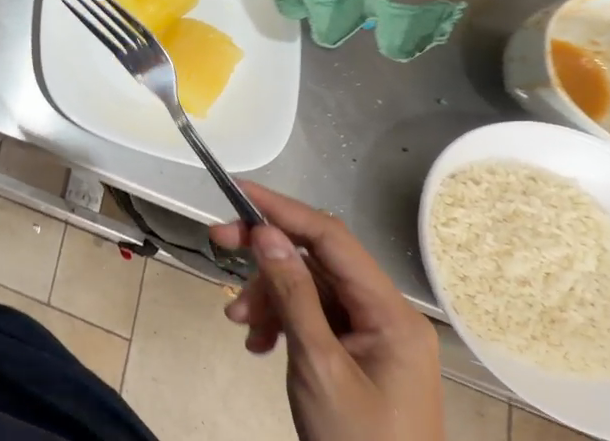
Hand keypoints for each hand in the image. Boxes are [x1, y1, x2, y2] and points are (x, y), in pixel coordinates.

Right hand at [208, 182, 442, 440]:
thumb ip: (294, 295)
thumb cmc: (358, 438)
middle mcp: (386, 315)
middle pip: (316, 260)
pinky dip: (277, 320)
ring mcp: (372, 334)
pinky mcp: (356, 351)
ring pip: (306, 287)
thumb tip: (266, 233)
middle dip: (265, 255)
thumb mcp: (318, 364)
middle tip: (218, 243)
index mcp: (392, 315)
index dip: (283, 210)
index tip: (236, 192)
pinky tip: (258, 342)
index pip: (332, 239)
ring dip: (265, 296)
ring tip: (240, 324)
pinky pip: (309, 315)